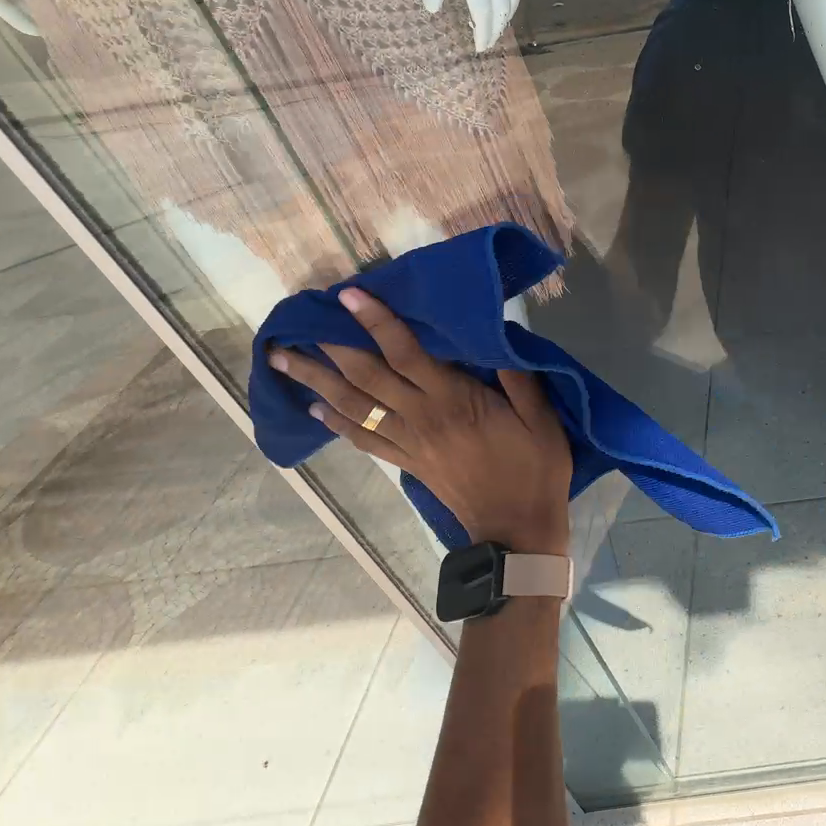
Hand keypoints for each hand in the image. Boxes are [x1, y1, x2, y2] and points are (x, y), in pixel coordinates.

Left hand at [268, 287, 571, 553]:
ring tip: (282, 360)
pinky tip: (316, 407)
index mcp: (455, 402)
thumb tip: (496, 339)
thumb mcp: (543, 421)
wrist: (516, 529)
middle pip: (368, 377)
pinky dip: (337, 422)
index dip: (378, 323)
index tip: (349, 296)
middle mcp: (423, 418)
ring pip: (354, 406)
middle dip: (331, 348)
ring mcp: (410, 443)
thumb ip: (519, 381)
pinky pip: (364, 439)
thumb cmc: (535, 470)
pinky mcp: (408, 463)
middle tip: (298, 322)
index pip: (407, 354)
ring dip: (316, 381)